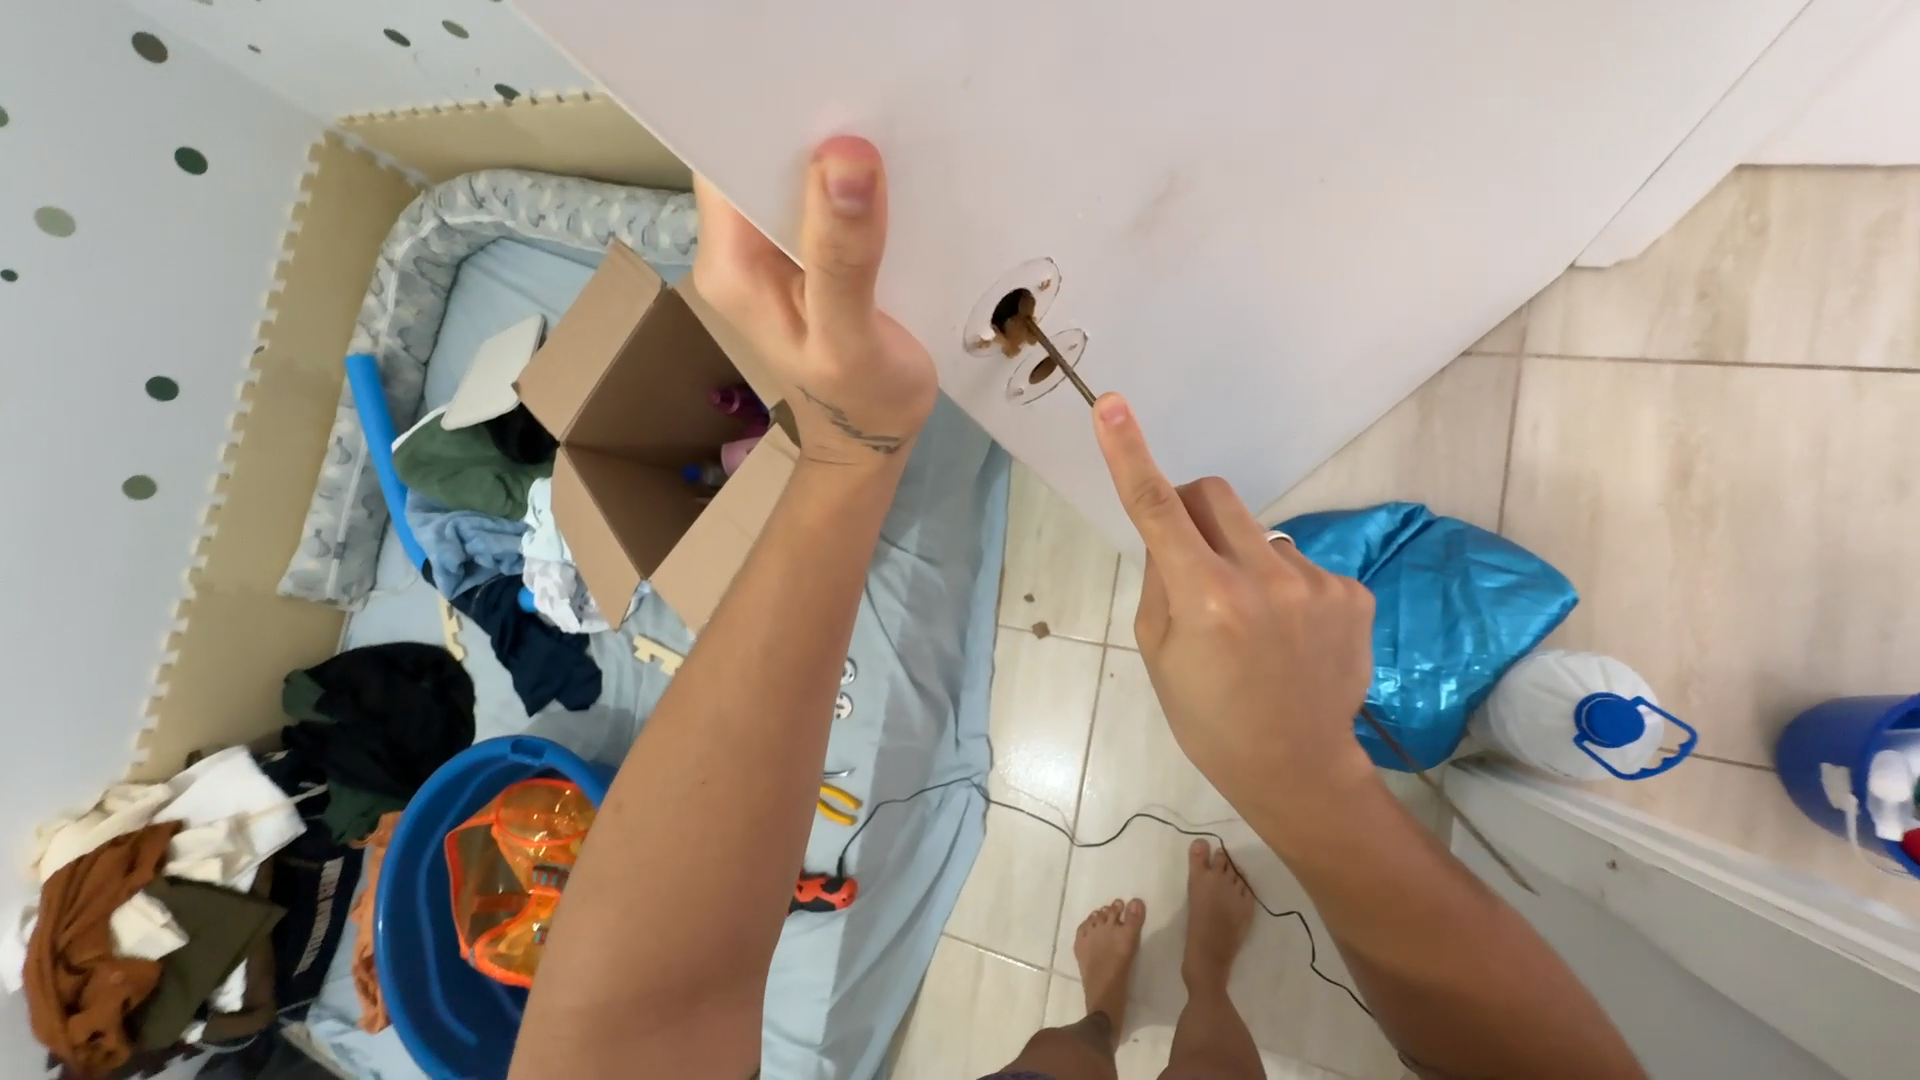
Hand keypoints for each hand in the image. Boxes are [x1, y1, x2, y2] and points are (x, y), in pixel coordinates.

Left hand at [692, 136, 937, 467]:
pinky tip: (884, 185)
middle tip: (869, 117)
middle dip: (807, 135)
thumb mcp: (851, 339)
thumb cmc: (864, 399)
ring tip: (883, 144)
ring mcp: (770, 254)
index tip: (828, 105)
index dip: (769, 122)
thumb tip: (844, 157)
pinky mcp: (803, 257)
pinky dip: (849, 189)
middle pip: (757, 161)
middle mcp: (739, 251)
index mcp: (732, 265)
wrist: (872, 438)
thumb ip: (842, 259)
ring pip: (790, 178)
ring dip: (833, 159)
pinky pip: (819, 202)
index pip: (728, 160)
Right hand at [1092, 393, 1377, 807]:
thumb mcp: (1158, 652)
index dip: (1128, 454)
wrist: (1297, 767)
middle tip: (1191, 558)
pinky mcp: (1352, 592)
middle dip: (1192, 510)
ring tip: (1252, 618)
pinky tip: (1290, 631)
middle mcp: (1262, 578)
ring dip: (1241, 556)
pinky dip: (1281, 583)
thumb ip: (1159, 580)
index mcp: (1205, 598)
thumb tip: (1171, 534)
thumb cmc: (1207, 717)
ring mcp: (1316, 582)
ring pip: (1258, 532)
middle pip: (1214, 494)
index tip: (1111, 406)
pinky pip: (1298, 561)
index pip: (1156, 509)